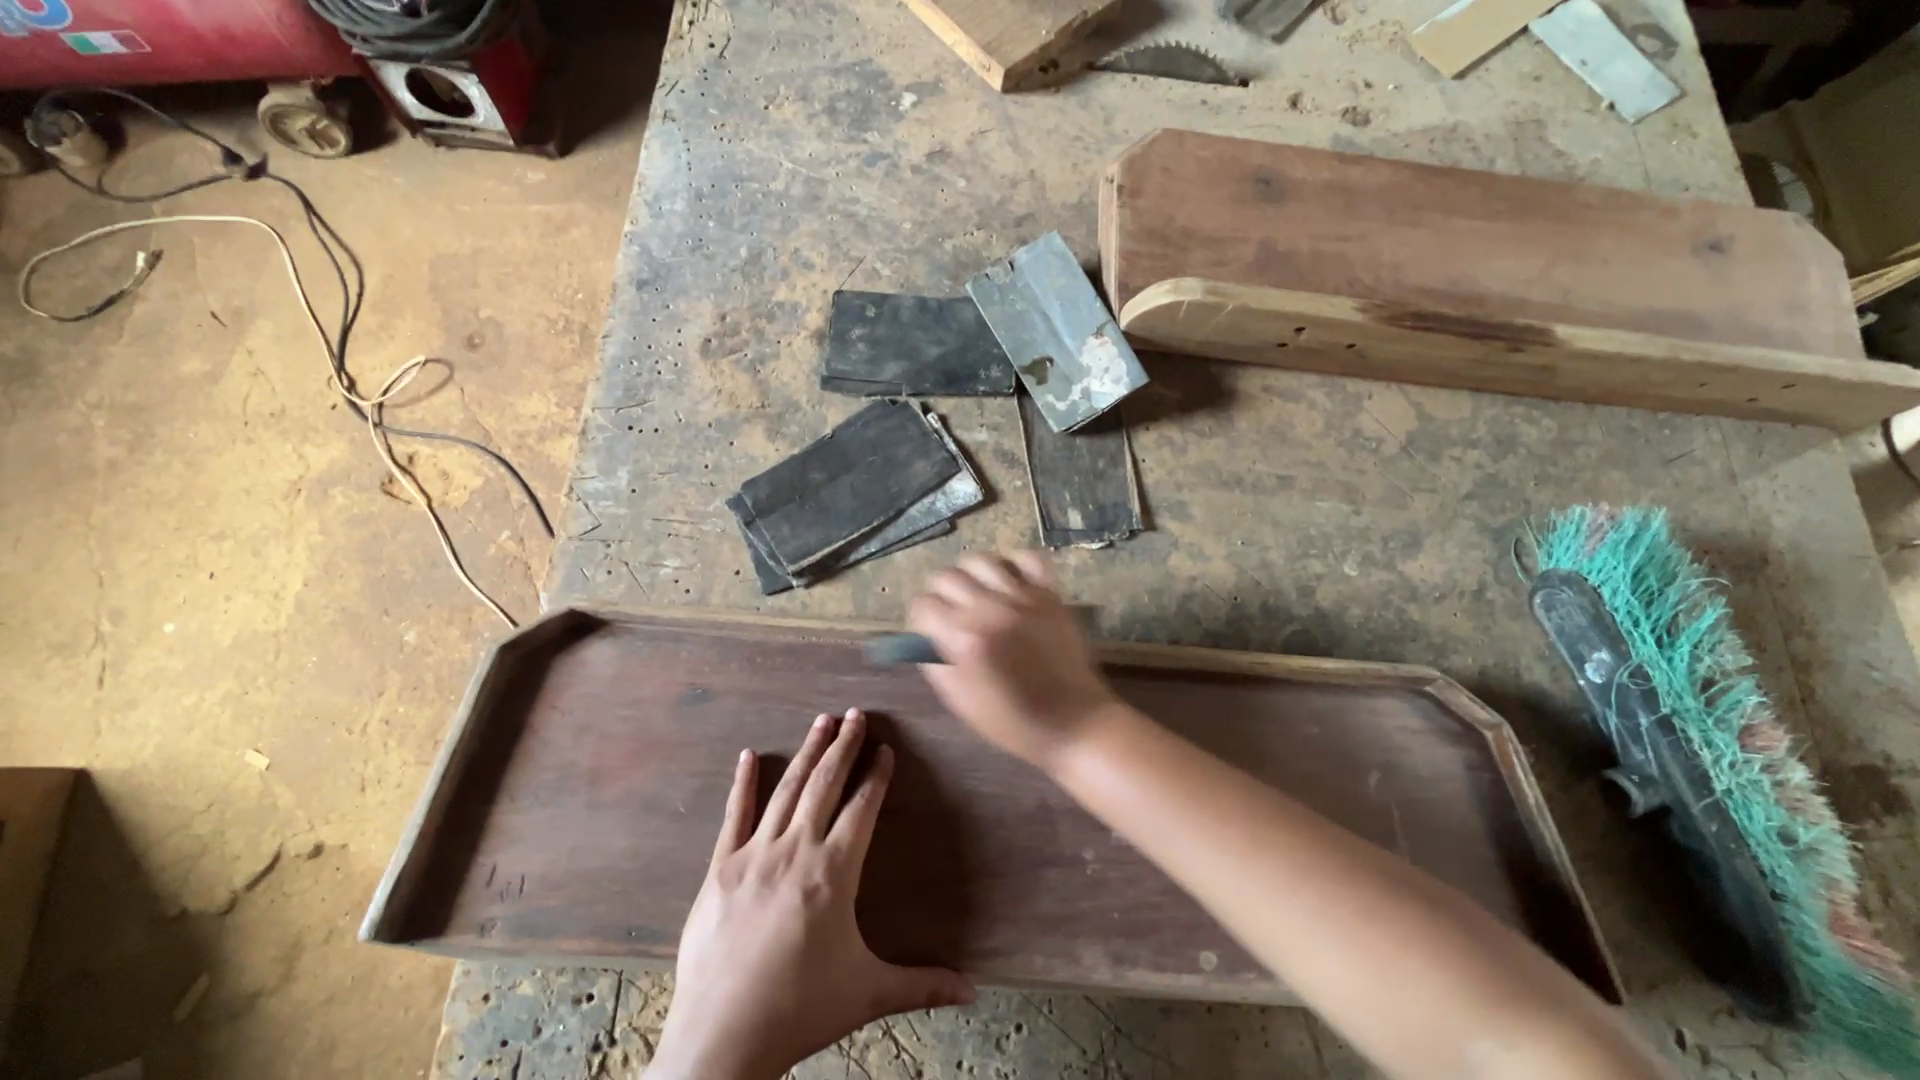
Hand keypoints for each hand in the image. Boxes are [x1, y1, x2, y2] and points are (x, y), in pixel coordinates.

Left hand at [649, 709, 974, 1079]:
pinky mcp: (720, 870)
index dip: (877, 777)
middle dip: (843, 746)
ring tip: (820, 722)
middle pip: (825, 785)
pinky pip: (734, 816)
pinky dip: (743, 784)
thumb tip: (971, 990)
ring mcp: (754, 856)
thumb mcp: (868, 994)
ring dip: (805, 753)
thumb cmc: (801, 1009)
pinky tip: (749, 756)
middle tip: (855, 715)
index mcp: (834, 873)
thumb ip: (921, 985)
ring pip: (786, 790)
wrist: (723, 1033)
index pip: (863, 809)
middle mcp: (796, 851)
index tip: (886, 749)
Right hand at [909, 552, 1121, 770]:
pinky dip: (1014, 564)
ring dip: (971, 576)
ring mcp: (1021, 597)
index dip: (922, 620)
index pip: (923, 606)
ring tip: (978, 595)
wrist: (1071, 721)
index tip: (931, 633)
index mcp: (962, 638)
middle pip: (946, 577)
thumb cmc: (1012, 721)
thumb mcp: (959, 701)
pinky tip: (1010, 583)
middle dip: (941, 595)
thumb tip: (924, 638)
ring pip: (980, 560)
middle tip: (952, 615)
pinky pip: (1026, 557)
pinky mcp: (1049, 593)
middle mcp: (988, 609)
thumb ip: (935, 663)